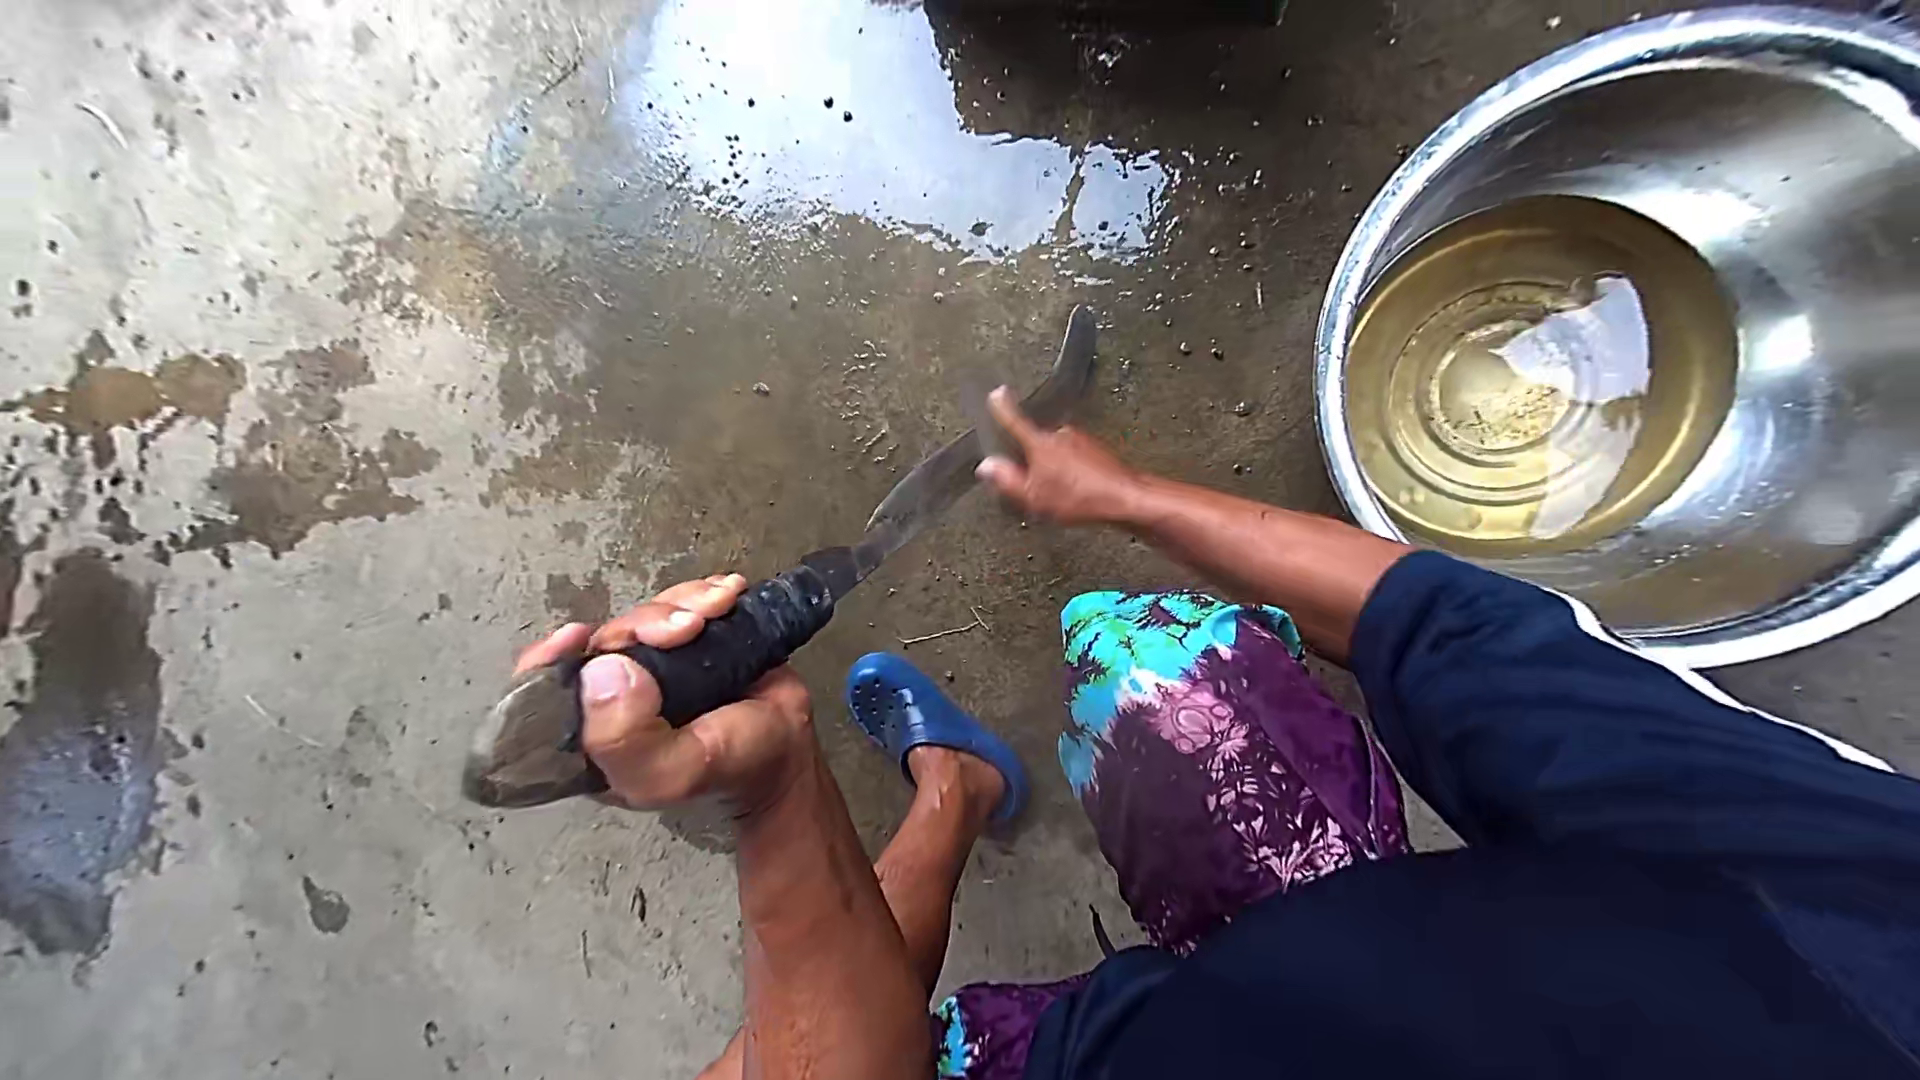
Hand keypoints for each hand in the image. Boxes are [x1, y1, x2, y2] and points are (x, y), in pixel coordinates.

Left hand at [513, 574, 814, 811]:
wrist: (791, 747)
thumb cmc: (729, 769)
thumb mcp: (670, 773)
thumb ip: (625, 739)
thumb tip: (601, 669)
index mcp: (596, 730)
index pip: (552, 687)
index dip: (555, 656)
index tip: (581, 634)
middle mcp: (621, 690)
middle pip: (612, 636)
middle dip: (648, 623)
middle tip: (689, 628)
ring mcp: (662, 660)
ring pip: (651, 612)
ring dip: (686, 601)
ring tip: (722, 605)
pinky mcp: (699, 636)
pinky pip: (688, 600)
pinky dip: (707, 589)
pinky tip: (730, 593)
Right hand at [974, 385, 1142, 525]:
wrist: (1124, 498)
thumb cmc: (1081, 497)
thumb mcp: (1033, 496)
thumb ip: (1007, 480)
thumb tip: (987, 467)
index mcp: (1040, 444)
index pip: (1014, 420)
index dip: (1003, 407)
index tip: (997, 394)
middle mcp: (1061, 435)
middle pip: (1035, 443)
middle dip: (1032, 463)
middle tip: (1035, 487)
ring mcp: (1080, 440)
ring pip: (1055, 453)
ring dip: (1053, 470)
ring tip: (1061, 495)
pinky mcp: (1095, 449)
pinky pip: (1073, 458)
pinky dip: (1070, 473)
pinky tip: (1076, 492)